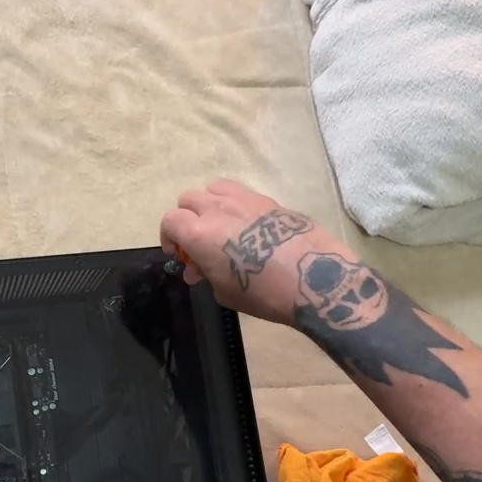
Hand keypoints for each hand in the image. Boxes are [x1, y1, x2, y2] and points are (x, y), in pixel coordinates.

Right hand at [160, 180, 354, 324]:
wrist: (314, 279)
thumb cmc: (262, 294)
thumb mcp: (224, 292)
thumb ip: (206, 274)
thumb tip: (198, 269)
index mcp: (199, 234)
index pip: (169, 221)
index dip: (168, 237)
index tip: (178, 254)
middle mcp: (217, 209)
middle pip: (189, 199)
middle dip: (187, 219)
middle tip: (198, 242)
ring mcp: (244, 199)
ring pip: (214, 188)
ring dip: (209, 204)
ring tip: (220, 226)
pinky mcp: (268, 200)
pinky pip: (240, 193)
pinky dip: (234, 204)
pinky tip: (248, 226)